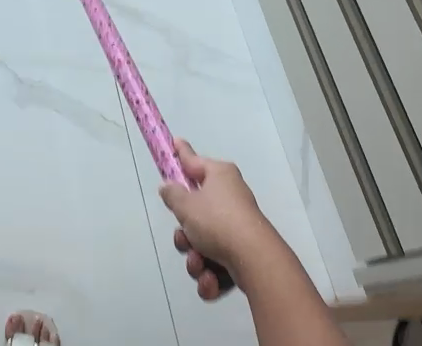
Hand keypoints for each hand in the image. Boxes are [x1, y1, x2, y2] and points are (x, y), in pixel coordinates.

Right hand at [158, 139, 279, 299]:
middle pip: (196, 210)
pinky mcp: (242, 251)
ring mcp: (237, 224)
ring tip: (200, 264)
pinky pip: (216, 261)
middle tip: (185, 237)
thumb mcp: (187, 205)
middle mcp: (230, 195)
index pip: (194, 161)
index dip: (181, 154)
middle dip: (185, 233)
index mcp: (220, 175)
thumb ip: (173, 194)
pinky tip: (211, 279)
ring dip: (196, 258)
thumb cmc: (217, 222)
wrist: (254, 260)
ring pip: (203, 241)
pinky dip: (210, 273)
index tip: (174, 142)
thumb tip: (168, 185)